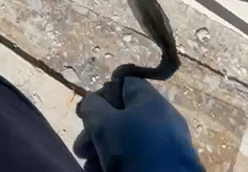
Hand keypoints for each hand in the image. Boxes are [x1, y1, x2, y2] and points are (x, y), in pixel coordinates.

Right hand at [73, 76, 202, 171]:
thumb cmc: (133, 150)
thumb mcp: (103, 123)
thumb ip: (92, 106)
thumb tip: (92, 104)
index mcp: (150, 101)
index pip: (122, 84)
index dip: (100, 96)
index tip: (85, 113)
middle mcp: (161, 121)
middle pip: (120, 117)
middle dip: (96, 132)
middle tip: (81, 148)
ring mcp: (165, 148)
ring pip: (125, 142)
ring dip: (102, 151)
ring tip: (89, 165)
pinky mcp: (164, 168)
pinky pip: (136, 159)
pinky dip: (117, 164)